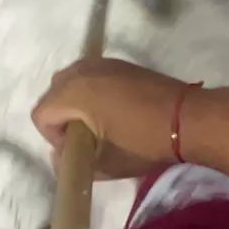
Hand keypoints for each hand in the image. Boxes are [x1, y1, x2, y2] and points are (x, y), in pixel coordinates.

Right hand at [32, 61, 196, 179]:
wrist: (188, 119)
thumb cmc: (144, 142)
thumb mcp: (107, 164)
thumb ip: (76, 165)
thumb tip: (61, 159)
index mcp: (73, 93)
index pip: (41, 115)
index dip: (53, 138)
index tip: (78, 150)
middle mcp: (82, 71)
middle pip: (53, 94)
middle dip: (62, 118)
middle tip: (86, 139)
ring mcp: (102, 63)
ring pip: (71, 82)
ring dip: (76, 104)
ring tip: (99, 124)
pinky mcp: (120, 63)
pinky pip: (92, 76)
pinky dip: (93, 92)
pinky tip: (115, 111)